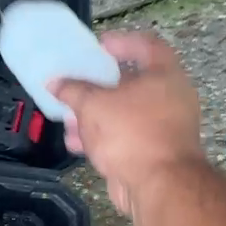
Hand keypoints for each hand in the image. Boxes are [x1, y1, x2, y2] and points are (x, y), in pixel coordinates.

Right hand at [52, 30, 206, 218]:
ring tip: (70, 118)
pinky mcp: (152, 149)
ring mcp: (163, 124)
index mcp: (164, 75)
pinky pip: (123, 134)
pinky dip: (101, 136)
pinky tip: (78, 143)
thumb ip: (72, 90)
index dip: (121, 42)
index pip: (146, 45)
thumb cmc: (131, 132)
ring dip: (94, 114)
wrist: (158, 183)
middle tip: (77, 84)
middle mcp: (169, 96)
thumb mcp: (93, 105)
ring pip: (123, 111)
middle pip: (131, 81)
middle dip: (98, 85)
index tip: (97, 46)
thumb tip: (56, 82)